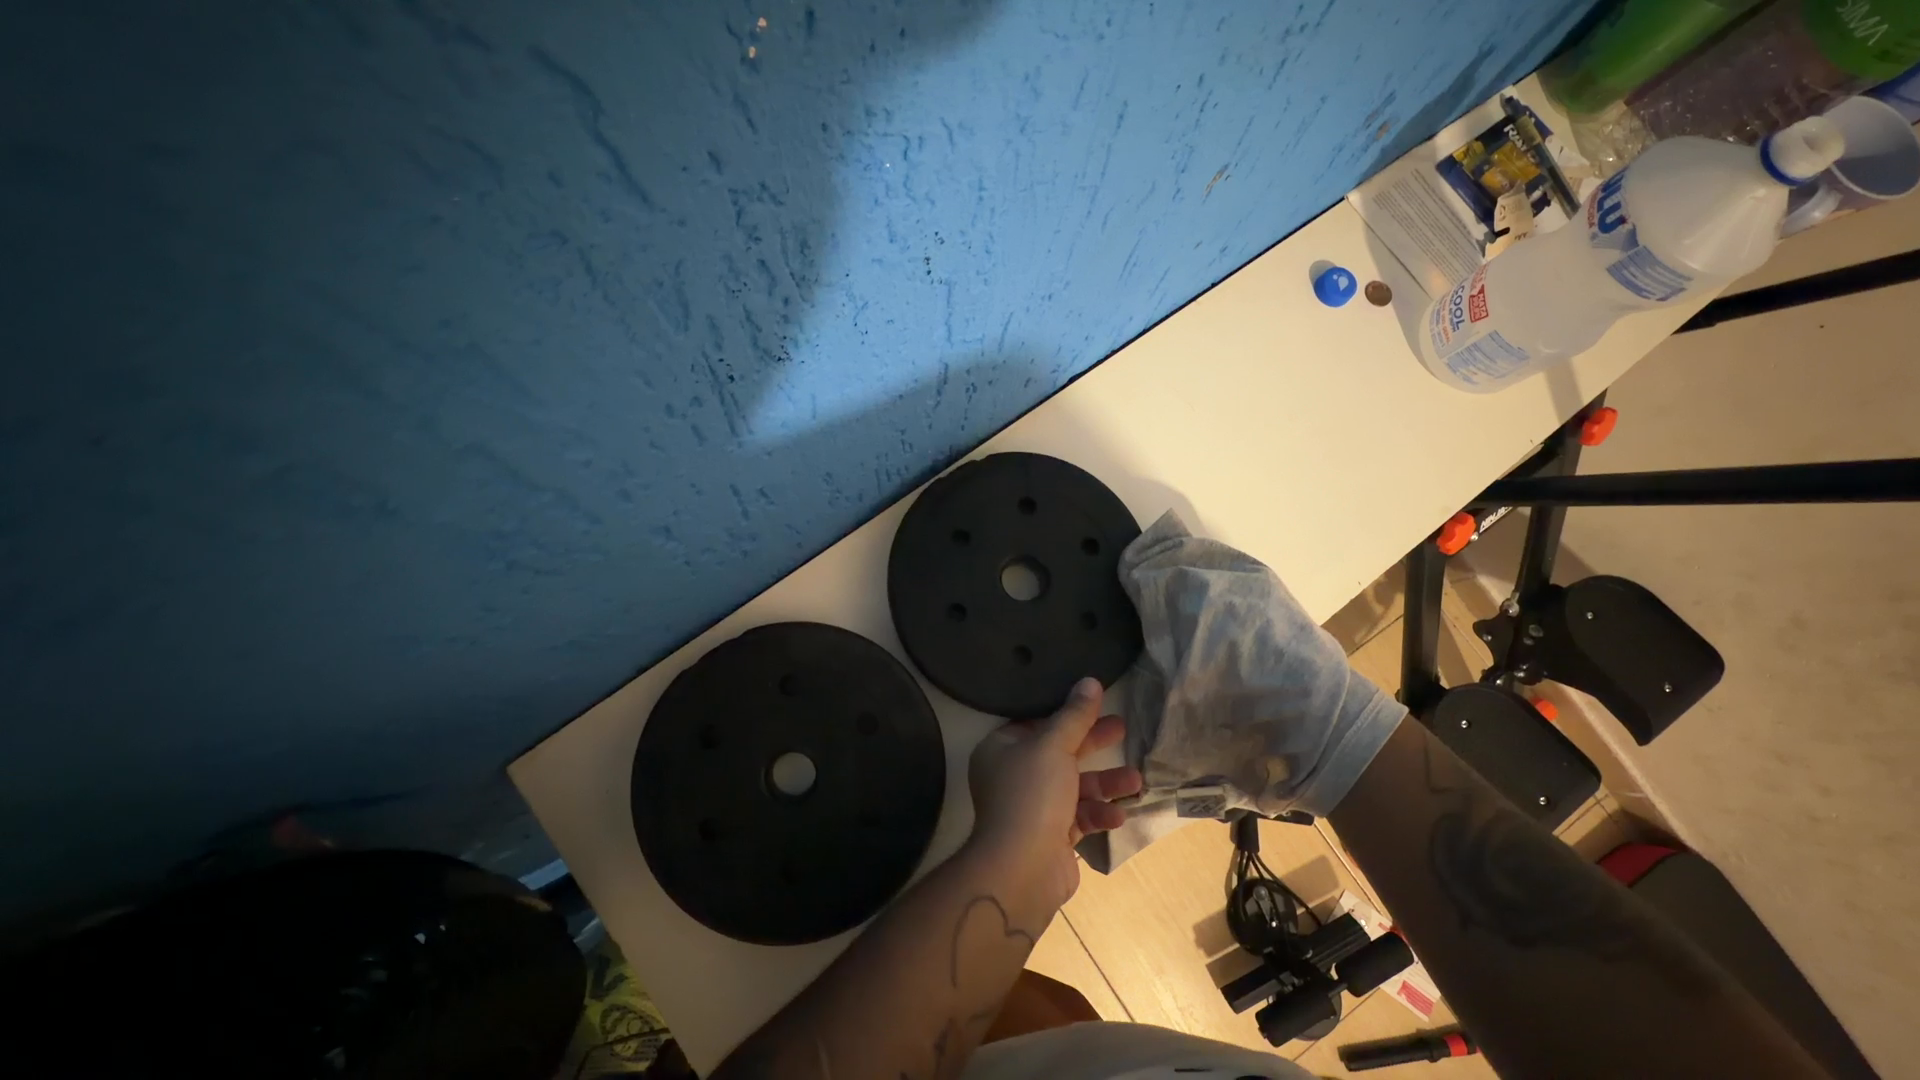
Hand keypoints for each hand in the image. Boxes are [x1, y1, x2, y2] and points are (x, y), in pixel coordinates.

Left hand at [966, 677, 1143, 911]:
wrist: (1022, 868)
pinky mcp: (1052, 837)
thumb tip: (1090, 682)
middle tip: (1123, 728)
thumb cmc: (1032, 795)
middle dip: (1093, 744)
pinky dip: (1098, 814)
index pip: (1034, 724)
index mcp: (1000, 750)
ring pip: (1075, 787)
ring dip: (1105, 784)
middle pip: (1059, 753)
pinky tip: (1118, 815)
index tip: (1094, 703)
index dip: (1064, 714)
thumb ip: (1074, 716)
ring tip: (1135, 780)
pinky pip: (1079, 817)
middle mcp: (1013, 777)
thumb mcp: (1053, 746)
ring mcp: (1032, 809)